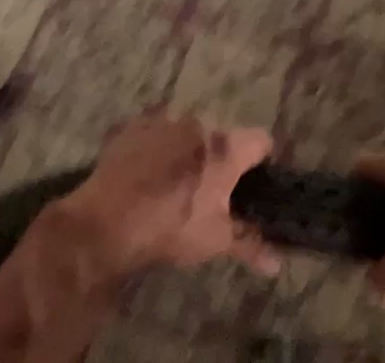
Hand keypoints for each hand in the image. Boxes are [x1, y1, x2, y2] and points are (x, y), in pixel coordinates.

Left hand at [52, 113, 282, 275]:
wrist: (106, 221)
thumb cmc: (170, 227)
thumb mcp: (215, 240)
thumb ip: (250, 244)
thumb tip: (277, 263)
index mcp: (225, 147)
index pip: (261, 140)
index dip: (261, 161)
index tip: (253, 184)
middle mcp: (198, 123)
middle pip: (222, 136)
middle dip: (220, 159)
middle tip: (211, 191)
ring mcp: (163, 120)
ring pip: (188, 132)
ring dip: (188, 150)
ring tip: (175, 182)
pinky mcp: (134, 124)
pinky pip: (156, 131)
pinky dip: (158, 146)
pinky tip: (147, 173)